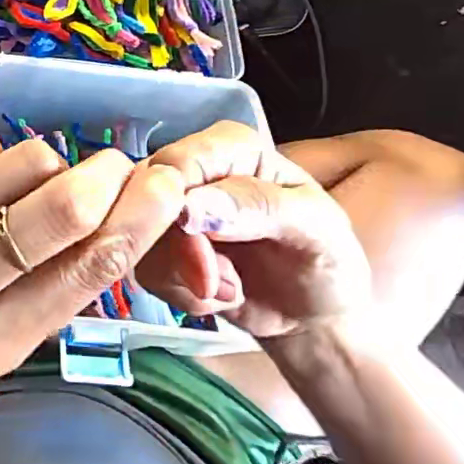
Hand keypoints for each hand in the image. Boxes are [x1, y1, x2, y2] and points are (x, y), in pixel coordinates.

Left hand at [0, 132, 188, 382]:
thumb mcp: (20, 318)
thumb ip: (74, 274)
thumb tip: (144, 198)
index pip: (88, 270)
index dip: (140, 218)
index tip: (167, 184)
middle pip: (63, 208)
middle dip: (105, 177)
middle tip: (115, 167)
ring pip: (29, 159)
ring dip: (46, 168)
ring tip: (23, 191)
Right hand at [138, 121, 373, 339]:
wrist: (316, 315)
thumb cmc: (325, 260)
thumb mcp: (316, 230)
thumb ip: (257, 208)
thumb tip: (191, 207)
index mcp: (231, 147)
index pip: (176, 161)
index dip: (176, 207)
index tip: (203, 257)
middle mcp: (194, 169)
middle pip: (146, 198)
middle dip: (179, 252)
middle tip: (220, 285)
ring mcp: (172, 207)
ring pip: (137, 234)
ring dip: (180, 277)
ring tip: (228, 290)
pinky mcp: (159, 243)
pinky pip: (141, 264)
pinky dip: (176, 292)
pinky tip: (212, 297)